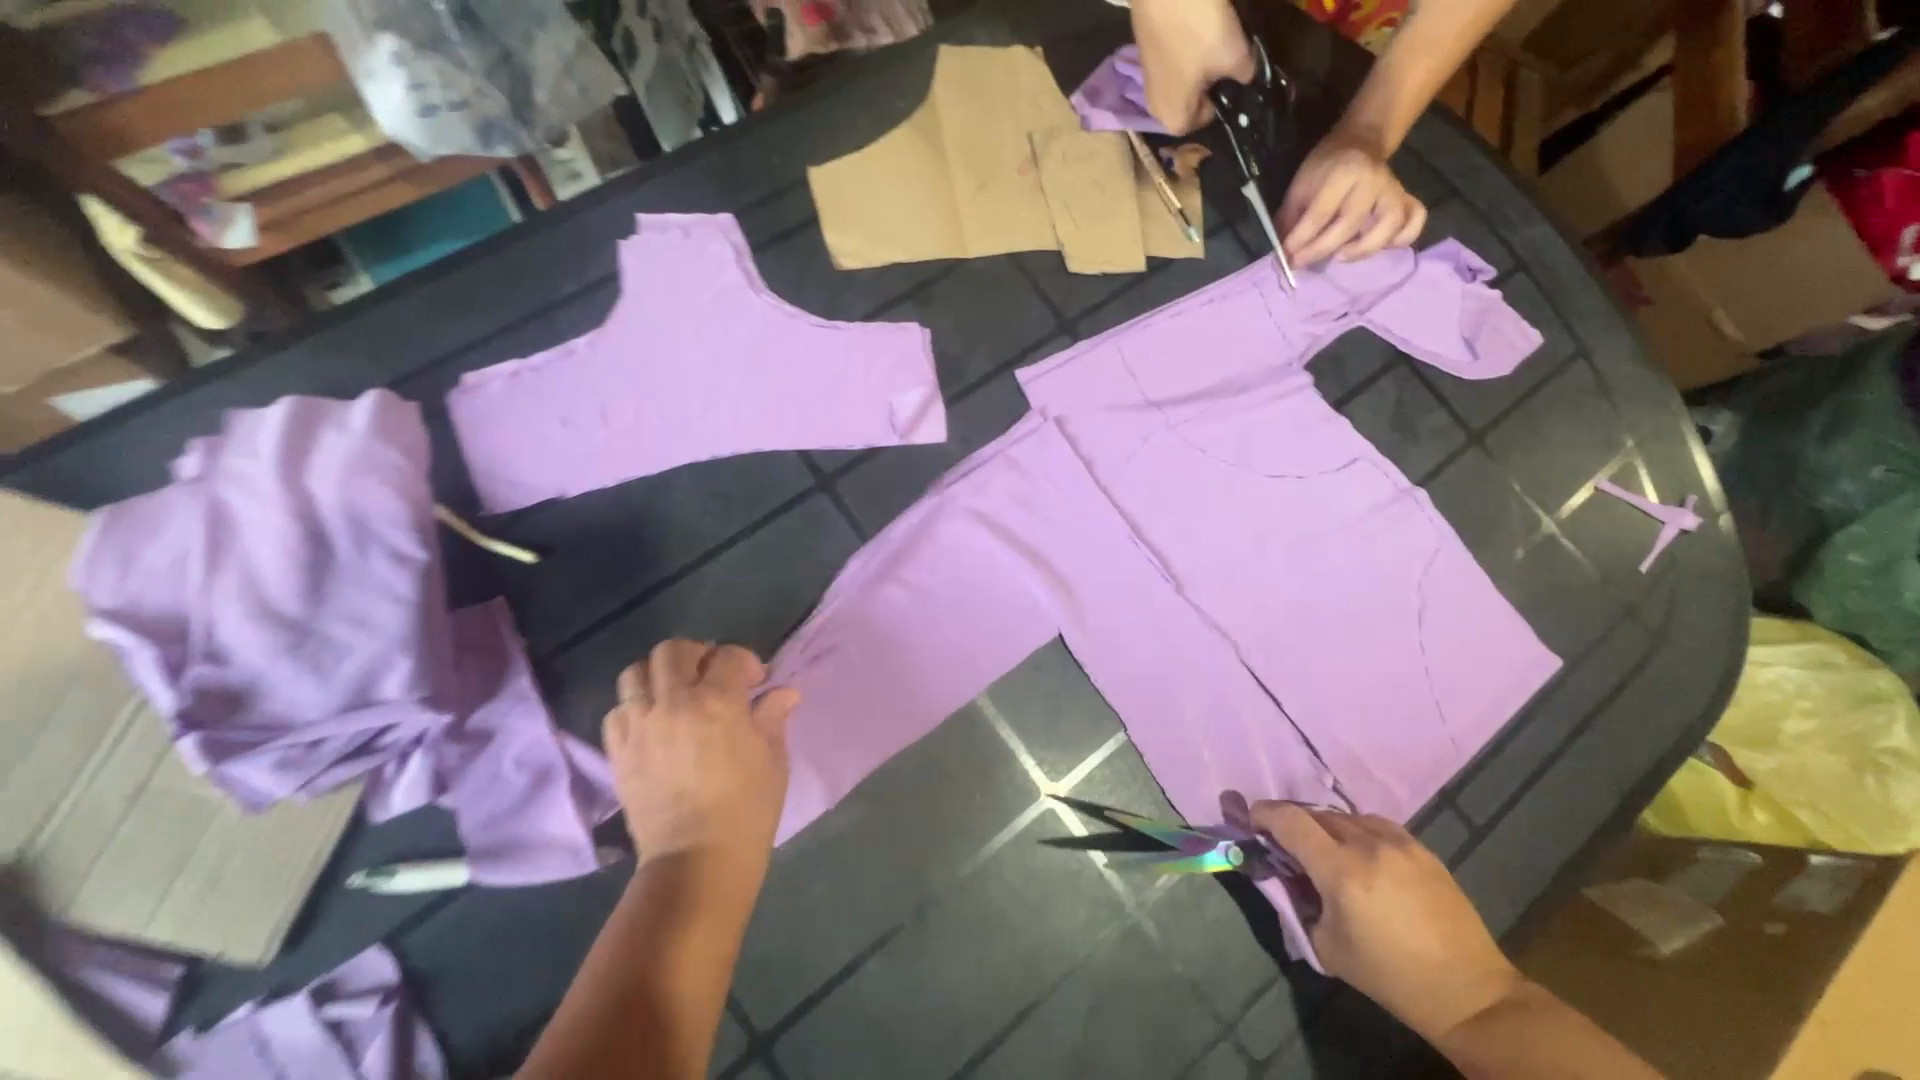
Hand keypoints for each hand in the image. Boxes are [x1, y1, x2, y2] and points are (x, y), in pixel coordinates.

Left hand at [603, 640, 801, 867]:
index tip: (756, 682)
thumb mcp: (773, 761)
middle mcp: (673, 703)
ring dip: (659, 674)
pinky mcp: (618, 751)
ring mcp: (640, 725)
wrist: (697, 860)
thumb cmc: (747, 811)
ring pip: (636, 672)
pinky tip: (653, 722)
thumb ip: (772, 719)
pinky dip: (634, 706)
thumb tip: (783, 693)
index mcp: (718, 702)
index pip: (728, 656)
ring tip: (675, 693)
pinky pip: (617, 710)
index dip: (746, 662)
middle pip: (673, 650)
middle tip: (712, 677)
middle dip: (698, 655)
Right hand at [1131, 0, 1255, 133]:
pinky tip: (1193, 30)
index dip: (1227, 96)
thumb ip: (1247, 76)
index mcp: (1176, 121)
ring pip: (1184, 82)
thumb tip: (1246, 76)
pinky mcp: (1144, 59)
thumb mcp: (1236, 56)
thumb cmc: (1199, 31)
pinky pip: (1173, 64)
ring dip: (1199, 65)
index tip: (1234, 72)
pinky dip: (1185, 51)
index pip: (1210, 119)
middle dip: (1211, 81)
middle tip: (1224, 54)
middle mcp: (1157, 111)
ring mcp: (1148, 85)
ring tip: (1209, 40)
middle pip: (1195, 101)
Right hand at [1253, 802, 1523, 1041]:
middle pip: (1316, 814)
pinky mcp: (1423, 849)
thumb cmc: (1389, 975)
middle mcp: (1369, 845)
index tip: (1249, 818)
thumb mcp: (1325, 945)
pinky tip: (1358, 853)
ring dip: (1325, 826)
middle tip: (1281, 841)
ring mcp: (1400, 843)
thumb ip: (1298, 903)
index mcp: (1340, 870)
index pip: (1290, 821)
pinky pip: (1376, 826)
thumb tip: (1285, 878)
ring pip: (1347, 817)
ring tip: (1321, 848)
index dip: (1263, 813)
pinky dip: (1356, 831)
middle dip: (1292, 822)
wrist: (1466, 990)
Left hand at [1278, 127, 1426, 265]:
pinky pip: (1414, 221)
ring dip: (1363, 249)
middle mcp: (1374, 181)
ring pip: (1389, 226)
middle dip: (1321, 249)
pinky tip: (1378, 247)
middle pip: (1351, 223)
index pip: (1321, 212)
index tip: (1286, 256)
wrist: (1360, 142)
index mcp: (1345, 172)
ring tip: (1340, 256)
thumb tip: (1280, 254)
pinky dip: (1401, 239)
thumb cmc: (1325, 167)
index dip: (1301, 238)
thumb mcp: (1300, 186)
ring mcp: (1394, 191)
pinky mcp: (1407, 199)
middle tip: (1302, 262)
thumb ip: (1290, 219)